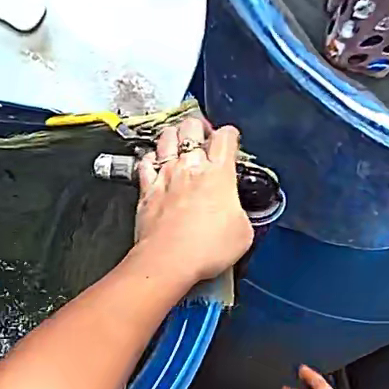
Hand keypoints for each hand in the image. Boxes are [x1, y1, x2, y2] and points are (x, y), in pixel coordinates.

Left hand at [133, 116, 253, 283]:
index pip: (226, 137)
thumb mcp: (242, 232)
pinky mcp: (146, 191)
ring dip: (173, 135)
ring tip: (178, 140)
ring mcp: (165, 177)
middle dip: (198, 127)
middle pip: (192, 128)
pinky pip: (145, 163)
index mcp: (220, 174)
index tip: (229, 140)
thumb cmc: (206, 249)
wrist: (168, 261)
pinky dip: (150, 157)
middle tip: (201, 136)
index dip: (229, 134)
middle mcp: (190, 168)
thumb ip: (239, 213)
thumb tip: (235, 213)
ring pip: (166, 138)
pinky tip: (154, 162)